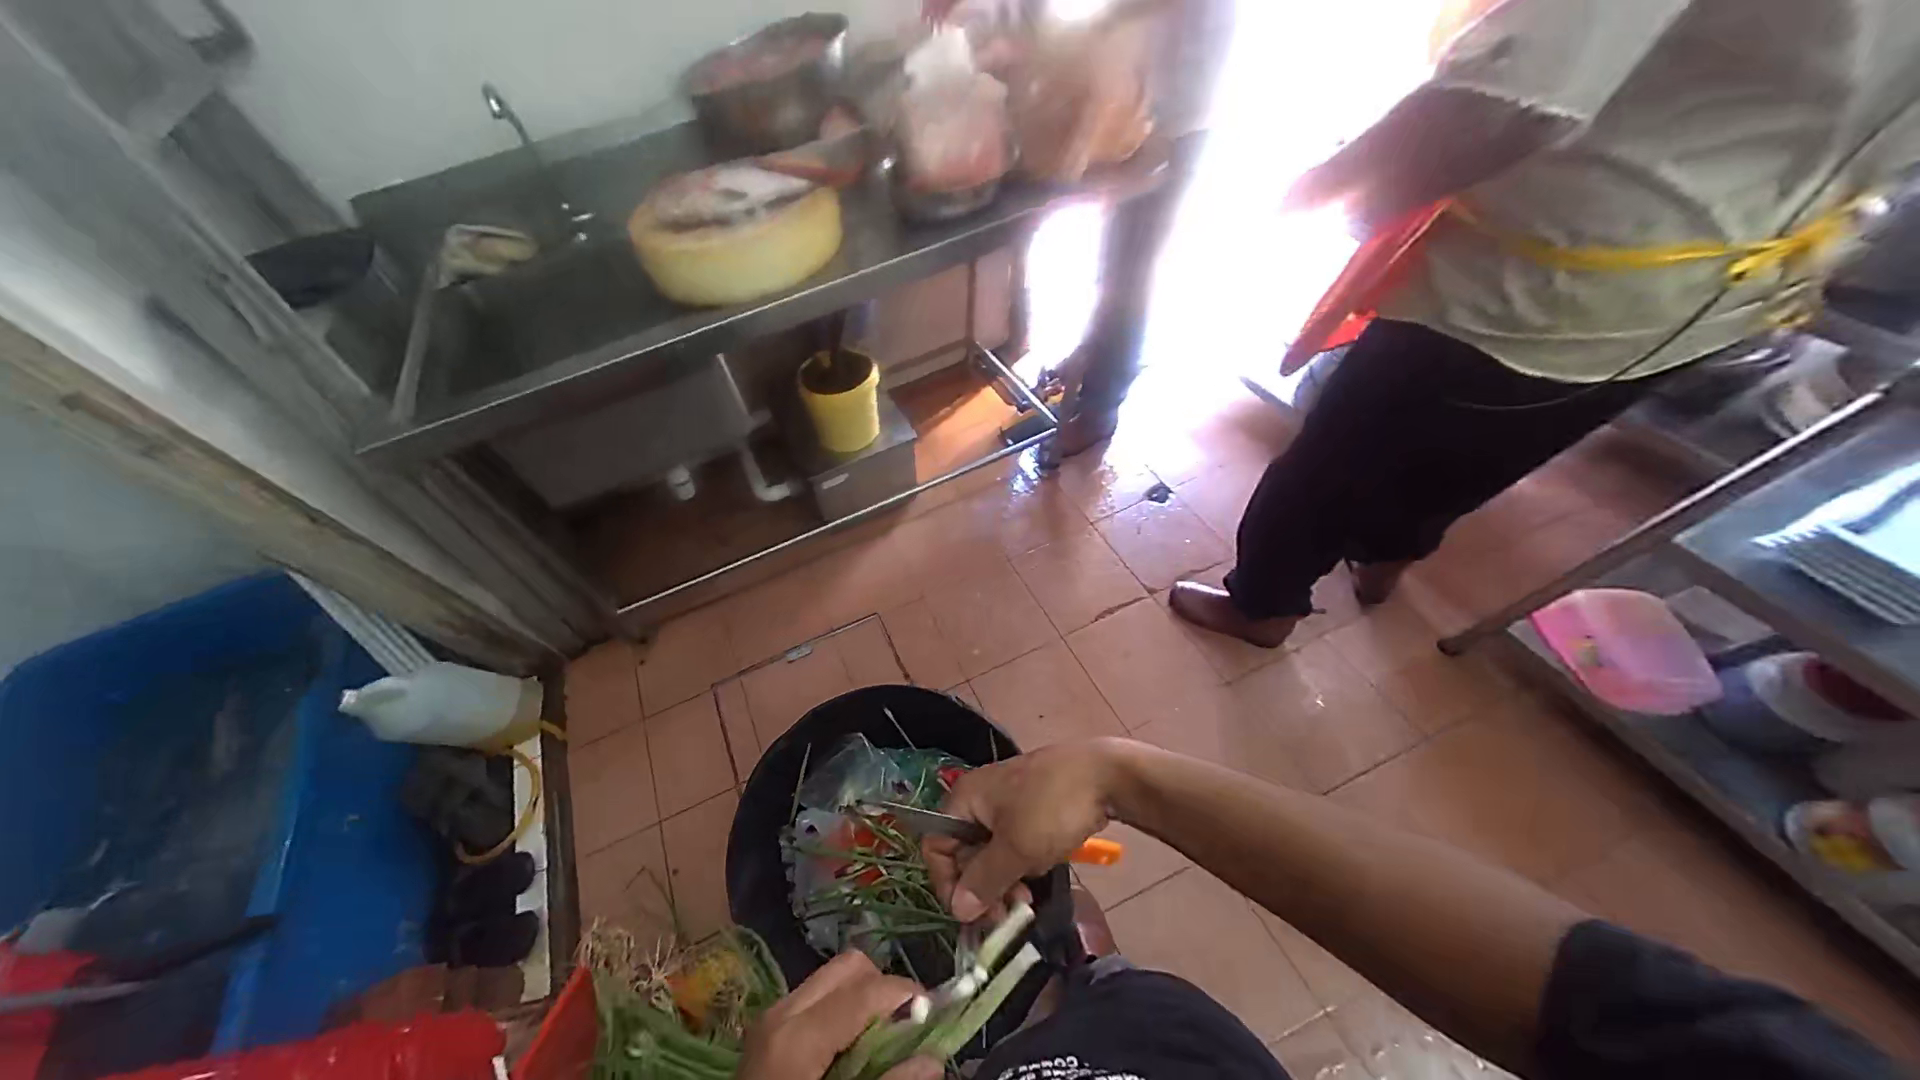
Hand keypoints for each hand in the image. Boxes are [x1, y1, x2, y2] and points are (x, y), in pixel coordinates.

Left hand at [738, 952, 937, 1079]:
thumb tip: (935, 1060)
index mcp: (797, 1037)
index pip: (865, 990)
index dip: (906, 996)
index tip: (933, 1016)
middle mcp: (781, 1012)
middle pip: (849, 967)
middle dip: (884, 988)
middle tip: (906, 1027)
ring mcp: (771, 1016)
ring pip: (833, 976)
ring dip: (863, 997)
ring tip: (880, 1039)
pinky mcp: (768, 1028)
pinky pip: (817, 996)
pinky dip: (842, 1008)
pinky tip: (849, 1048)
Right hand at [924, 739, 1131, 921]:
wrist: (1105, 774)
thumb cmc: (1052, 807)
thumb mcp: (1016, 849)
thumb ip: (984, 881)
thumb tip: (957, 911)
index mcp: (965, 798)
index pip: (937, 845)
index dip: (948, 882)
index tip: (972, 913)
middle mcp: (979, 797)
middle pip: (964, 851)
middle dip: (983, 885)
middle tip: (1007, 914)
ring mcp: (1007, 801)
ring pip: (992, 850)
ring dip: (1005, 879)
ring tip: (1027, 900)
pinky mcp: (1031, 807)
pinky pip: (1014, 841)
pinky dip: (1021, 862)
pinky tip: (1040, 872)